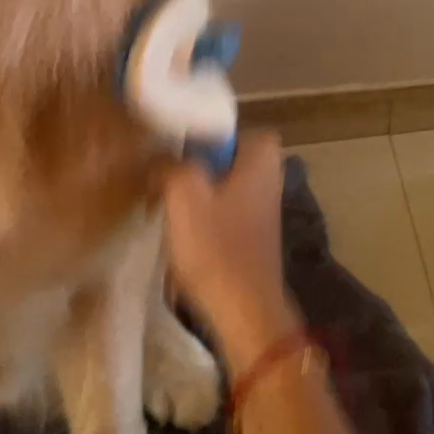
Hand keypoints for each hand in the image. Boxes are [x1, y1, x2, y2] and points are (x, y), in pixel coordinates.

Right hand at [163, 131, 301, 370]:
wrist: (243, 306)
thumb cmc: (217, 245)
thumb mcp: (184, 195)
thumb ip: (172, 165)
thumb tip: (162, 161)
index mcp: (264, 154)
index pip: (224, 128)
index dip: (195, 140)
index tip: (170, 157)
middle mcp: (271, 171)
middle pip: (218, 157)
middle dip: (190, 170)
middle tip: (161, 185)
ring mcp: (265, 201)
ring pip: (217, 184)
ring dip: (191, 197)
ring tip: (165, 211)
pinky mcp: (254, 228)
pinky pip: (221, 208)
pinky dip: (201, 218)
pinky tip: (181, 237)